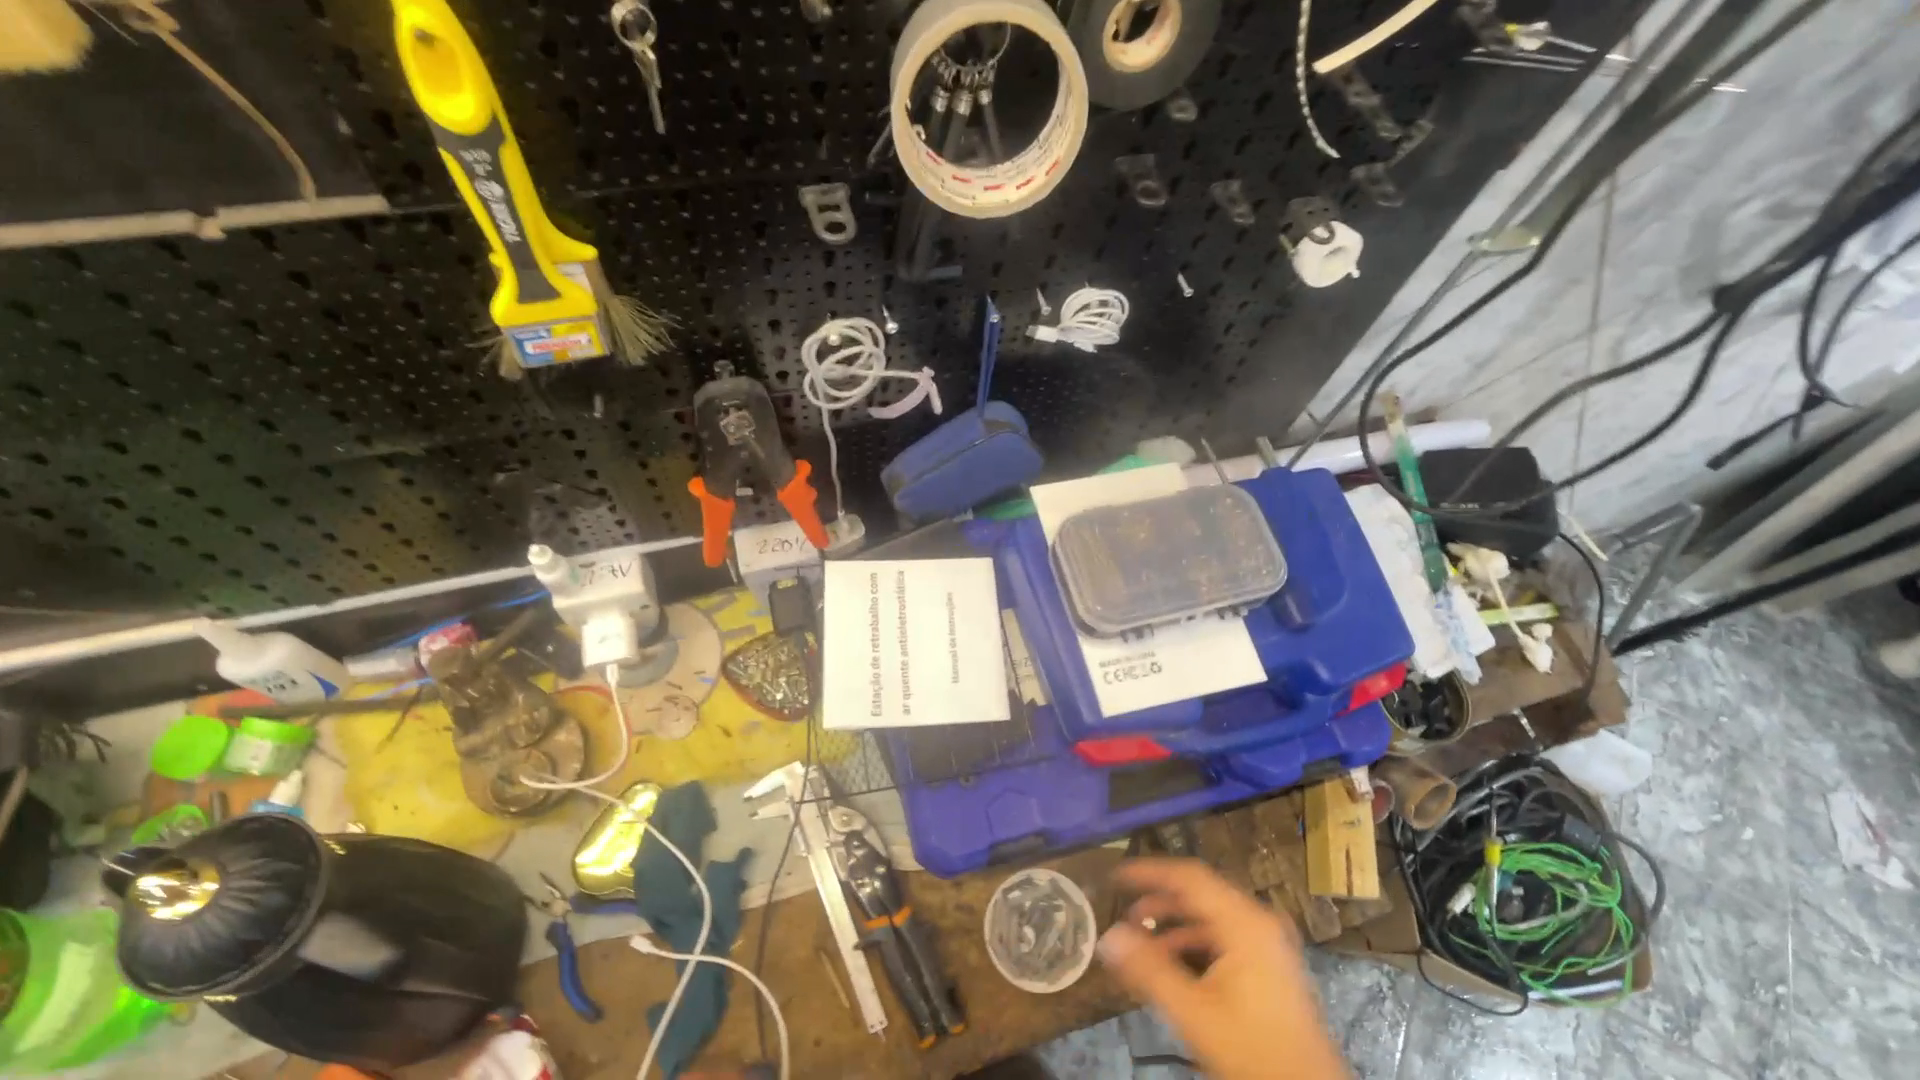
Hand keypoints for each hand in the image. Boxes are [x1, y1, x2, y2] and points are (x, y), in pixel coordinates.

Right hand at [1096, 858, 1348, 1079]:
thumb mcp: (1193, 1011)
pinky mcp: (1270, 963)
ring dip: (1176, 923)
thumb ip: (1149, 971)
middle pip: (1201, 894)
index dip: (1150, 872)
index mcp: (1244, 922)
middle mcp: (1259, 922)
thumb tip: (1110, 936)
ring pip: (1212, 916)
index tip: (1118, 877)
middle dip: (1160, 900)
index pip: (1189, 877)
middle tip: (1126, 913)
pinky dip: (1195, 940)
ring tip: (1143, 939)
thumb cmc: (1252, 1048)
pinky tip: (1173, 964)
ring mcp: (1268, 942)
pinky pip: (1226, 935)